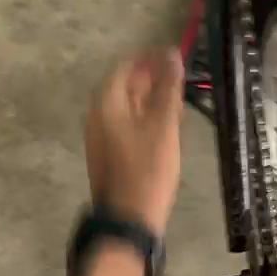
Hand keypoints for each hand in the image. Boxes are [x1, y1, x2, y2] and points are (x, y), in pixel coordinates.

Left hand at [84, 47, 184, 234]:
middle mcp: (97, 115)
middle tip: (179, 77)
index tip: (174, 54)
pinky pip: (125, 123)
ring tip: (177, 100)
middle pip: (123, 85)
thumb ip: (168, 89)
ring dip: (149, 97)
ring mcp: (100, 136)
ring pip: (125, 105)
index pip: (125, 66)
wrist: (128, 220)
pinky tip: (165, 125)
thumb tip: (172, 55)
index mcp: (106, 104)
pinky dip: (144, 116)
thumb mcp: (163, 126)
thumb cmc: (147, 170)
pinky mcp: (107, 152)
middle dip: (151, 77)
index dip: (149, 57)